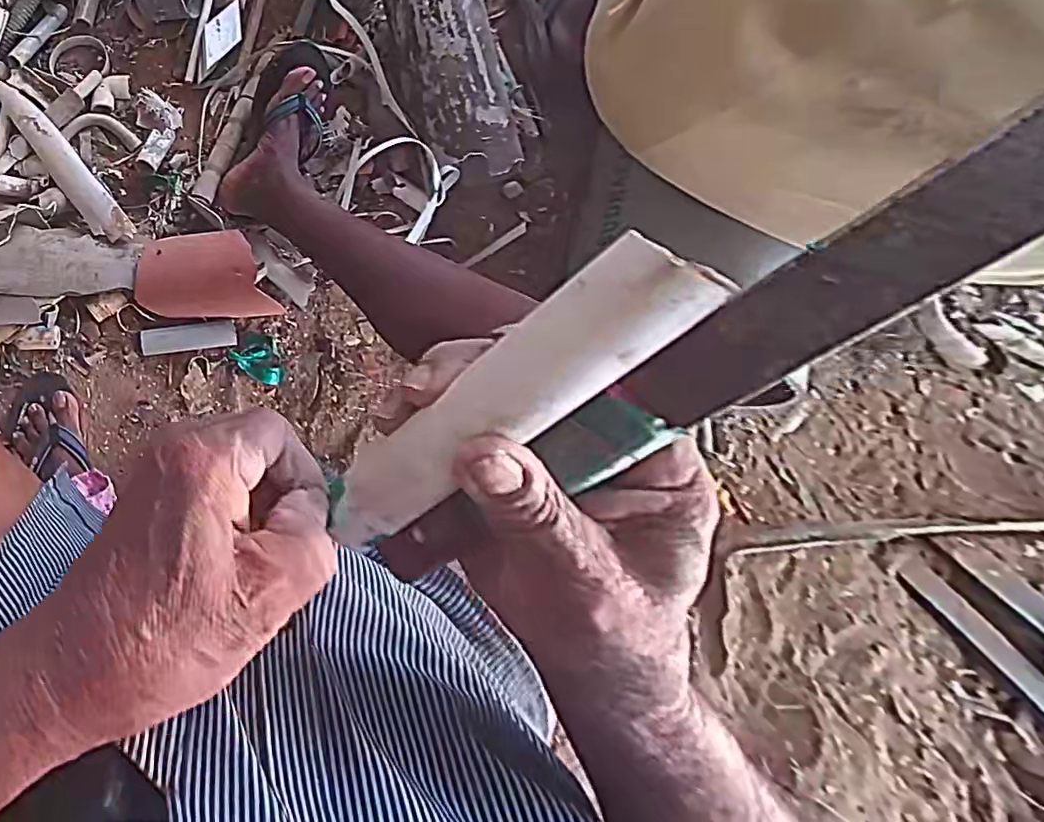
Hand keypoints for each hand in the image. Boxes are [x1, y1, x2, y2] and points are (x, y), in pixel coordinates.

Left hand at [32, 409, 337, 746]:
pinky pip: (206, 485)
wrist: (75, 669)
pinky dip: (225, 518)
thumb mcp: (267, 595)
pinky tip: (217, 568)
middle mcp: (173, 445)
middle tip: (274, 558)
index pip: (278, 434)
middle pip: (255, 447)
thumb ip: (312, 536)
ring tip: (244, 570)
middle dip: (277, 497)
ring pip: (234, 469)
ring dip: (253, 513)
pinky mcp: (144, 491)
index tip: (301, 533)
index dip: (304, 479)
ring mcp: (153, 466)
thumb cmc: (166, 639)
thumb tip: (308, 508)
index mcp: (202, 457)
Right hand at [383, 342, 719, 696]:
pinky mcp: (496, 469)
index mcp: (647, 455)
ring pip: (478, 403)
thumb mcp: (588, 583)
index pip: (595, 382)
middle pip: (525, 379)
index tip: (477, 379)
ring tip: (396, 432)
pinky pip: (450, 443)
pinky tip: (397, 475)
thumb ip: (540, 518)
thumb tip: (485, 457)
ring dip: (428, 413)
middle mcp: (591, 437)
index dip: (535, 370)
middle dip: (462, 381)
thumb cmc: (617, 636)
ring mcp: (538, 451)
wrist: (582, 673)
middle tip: (419, 396)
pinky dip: (415, 454)